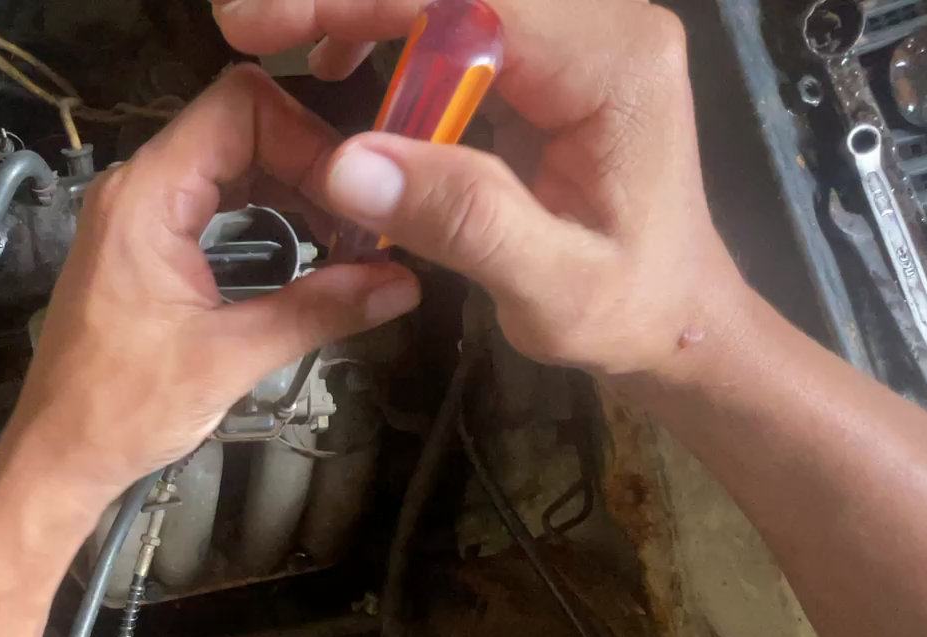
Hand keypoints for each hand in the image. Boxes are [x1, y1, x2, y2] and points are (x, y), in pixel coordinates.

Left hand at [1, 65, 421, 503]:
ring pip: (227, 169)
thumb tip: (403, 283)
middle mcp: (137, 190)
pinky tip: (300, 253)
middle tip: (362, 222)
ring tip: (343, 239)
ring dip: (289, 194)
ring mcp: (136, 219)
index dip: (309, 139)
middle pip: (238, 131)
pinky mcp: (143, 252)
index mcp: (147, 197)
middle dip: (308, 167)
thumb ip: (317, 311)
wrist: (61, 457)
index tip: (356, 201)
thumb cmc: (126, 410)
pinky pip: (210, 208)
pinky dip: (260, 220)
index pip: (241, 109)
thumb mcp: (229, 358)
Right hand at [213, 0, 748, 376]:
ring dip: (366, 11)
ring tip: (292, 44)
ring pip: (452, 1)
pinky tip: (351, 68)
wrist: (675, 315)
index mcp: (609, 65)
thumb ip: (462, 220)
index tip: (266, 23)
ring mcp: (570, 46)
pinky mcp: (545, 70)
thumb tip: (343, 165)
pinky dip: (391, 40)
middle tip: (251, 21)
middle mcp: (595, 29)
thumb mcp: (550, 286)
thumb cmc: (625, 309)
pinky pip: (457, 32)